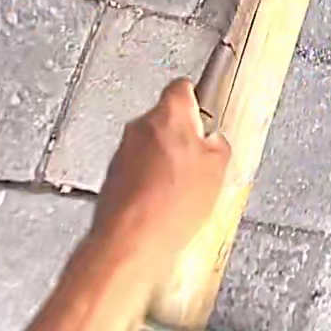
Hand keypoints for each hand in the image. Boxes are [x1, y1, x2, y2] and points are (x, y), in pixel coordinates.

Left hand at [91, 79, 231, 273]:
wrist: (130, 243)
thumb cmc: (171, 204)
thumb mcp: (217, 170)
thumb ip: (219, 145)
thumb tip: (216, 143)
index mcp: (170, 112)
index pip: (183, 87)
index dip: (197, 100)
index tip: (205, 113)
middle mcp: (142, 124)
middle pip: (167, 117)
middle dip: (182, 136)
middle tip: (199, 159)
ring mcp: (124, 149)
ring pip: (151, 144)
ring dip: (165, 160)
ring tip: (182, 190)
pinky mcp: (112, 175)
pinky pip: (137, 169)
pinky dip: (149, 181)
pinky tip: (163, 204)